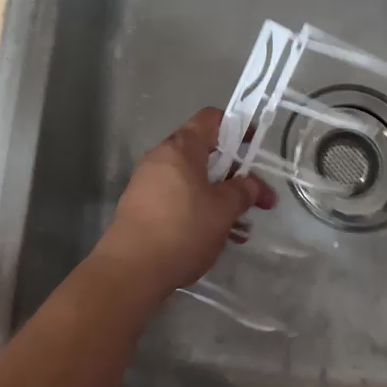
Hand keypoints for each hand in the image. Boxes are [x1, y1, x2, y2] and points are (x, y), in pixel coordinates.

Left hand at [91, 108, 275, 299]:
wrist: (131, 267)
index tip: (255, 145)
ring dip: (217, 198)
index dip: (237, 126)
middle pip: (203, 152)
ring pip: (192, 180)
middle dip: (232, 174)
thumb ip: (242, 191)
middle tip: (255, 198)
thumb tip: (252, 184)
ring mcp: (148, 181)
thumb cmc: (183, 228)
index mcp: (182, 147)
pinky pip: (177, 198)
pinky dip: (198, 210)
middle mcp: (162, 157)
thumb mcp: (223, 210)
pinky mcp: (141, 206)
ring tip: (240, 229)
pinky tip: (213, 238)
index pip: (211, 119)